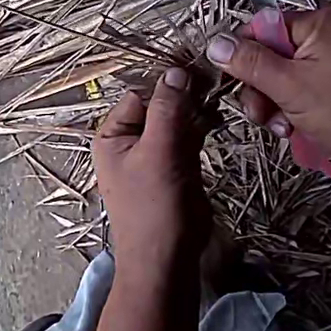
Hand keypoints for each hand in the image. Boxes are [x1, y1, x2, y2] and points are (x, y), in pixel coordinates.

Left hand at [92, 66, 211, 287]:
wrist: (167, 259)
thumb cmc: (153, 209)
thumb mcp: (158, 152)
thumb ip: (167, 110)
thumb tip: (176, 72)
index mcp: (113, 135)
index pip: (140, 94)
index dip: (167, 83)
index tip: (196, 71)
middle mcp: (131, 140)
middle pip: (160, 104)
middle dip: (185, 95)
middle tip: (212, 81)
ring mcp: (155, 153)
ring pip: (177, 118)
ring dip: (196, 109)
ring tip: (217, 97)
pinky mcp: (177, 165)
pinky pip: (188, 136)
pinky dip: (202, 126)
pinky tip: (216, 118)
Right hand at [206, 6, 330, 173]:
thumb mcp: (290, 86)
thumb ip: (250, 63)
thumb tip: (217, 44)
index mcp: (317, 24)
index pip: (261, 28)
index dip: (245, 57)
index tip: (241, 83)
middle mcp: (323, 37)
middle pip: (268, 56)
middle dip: (262, 90)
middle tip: (265, 113)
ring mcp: (329, 62)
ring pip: (279, 79)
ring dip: (274, 106)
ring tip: (285, 126)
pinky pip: (297, 92)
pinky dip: (291, 112)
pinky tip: (296, 129)